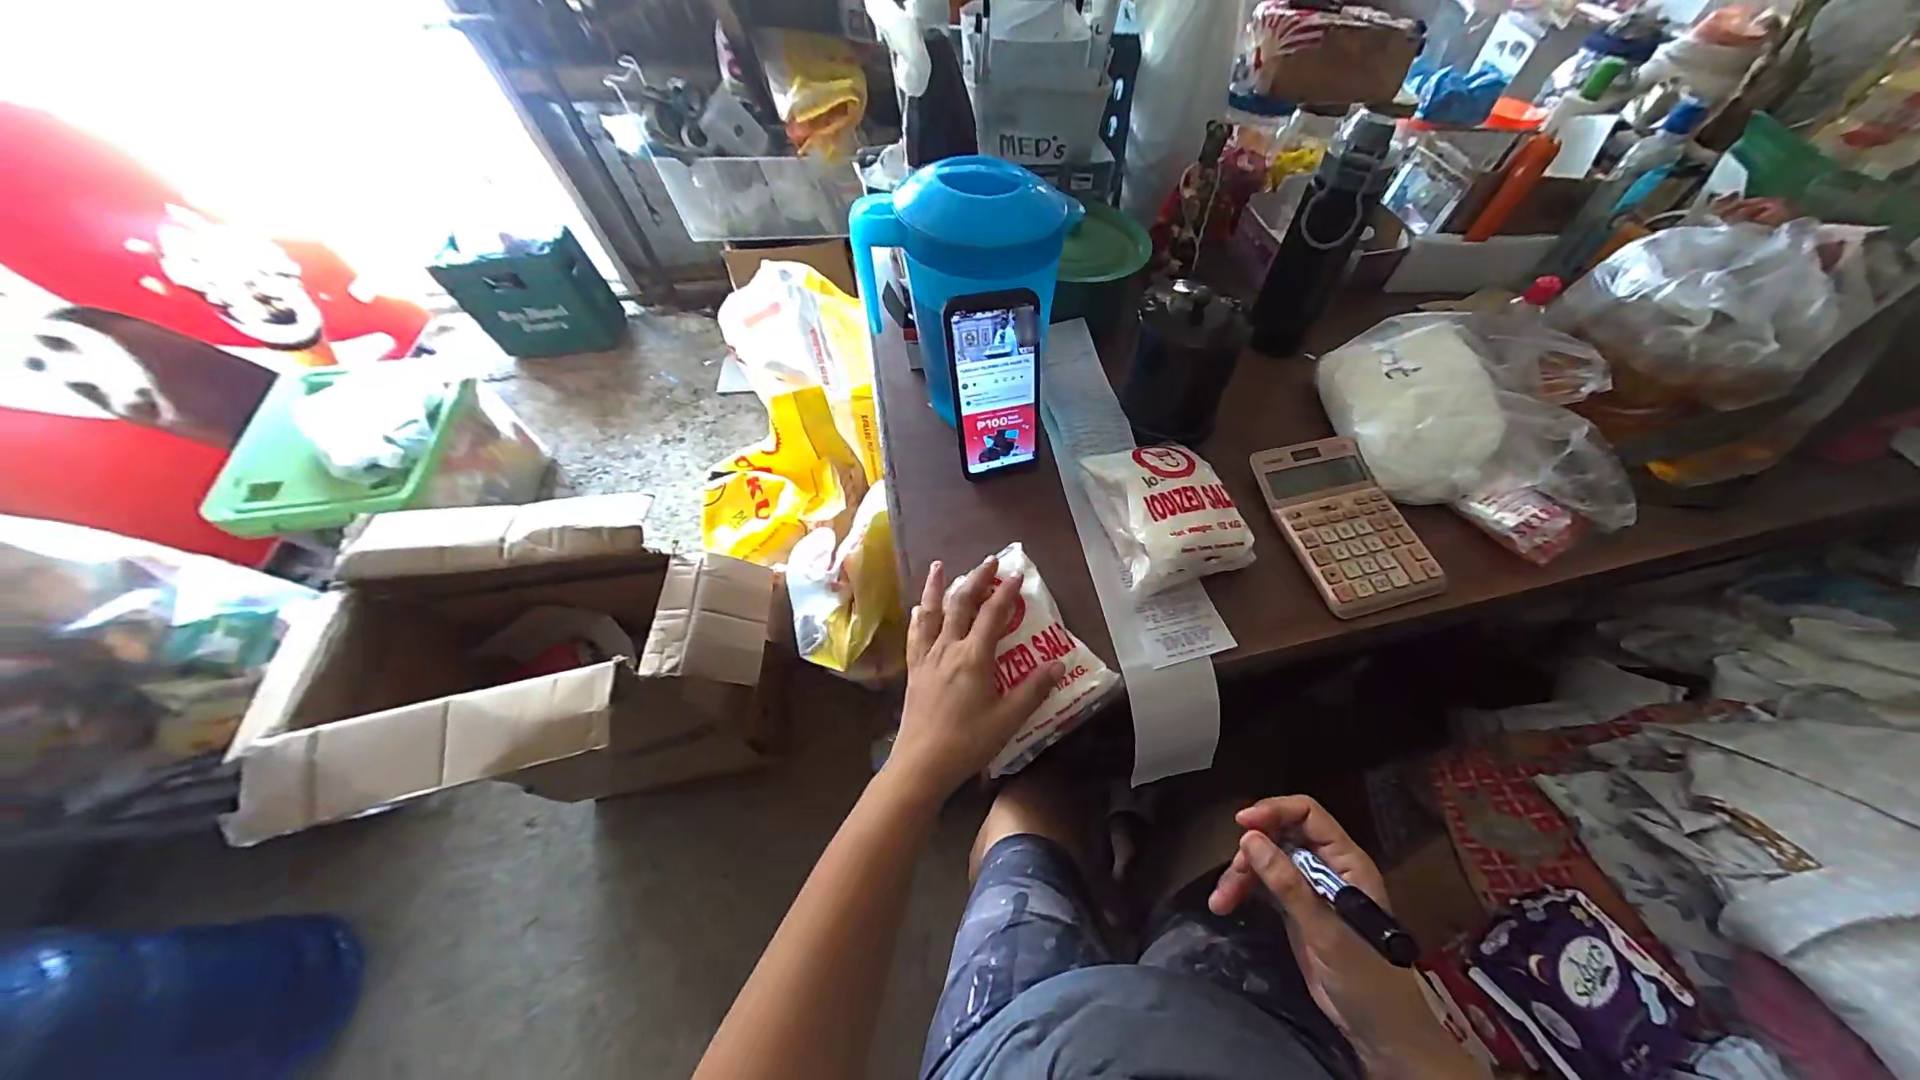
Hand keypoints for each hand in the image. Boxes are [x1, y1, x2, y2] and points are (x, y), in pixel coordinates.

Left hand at [885, 558, 1061, 804]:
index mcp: (974, 657)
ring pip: (932, 613)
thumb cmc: (968, 742)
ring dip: (937, 587)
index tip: (1017, 574)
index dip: (1006, 592)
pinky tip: (918, 609)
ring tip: (940, 566)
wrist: (921, 763)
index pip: (994, 615)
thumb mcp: (1008, 718)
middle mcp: (948, 648)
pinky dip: (919, 617)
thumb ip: (1034, 690)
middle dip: (976, 579)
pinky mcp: (914, 670)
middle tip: (989, 561)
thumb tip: (1059, 664)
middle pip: (961, 604)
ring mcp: (927, 657)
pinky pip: (915, 635)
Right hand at [1209, 796, 1485, 1079]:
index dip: (1274, 811)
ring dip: (1241, 873)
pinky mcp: (1296, 907)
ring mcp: (1311, 886)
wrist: (1382, 1035)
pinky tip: (1225, 903)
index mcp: (1347, 863)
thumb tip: (1250, 839)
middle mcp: (1328, 867)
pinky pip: (1263, 883)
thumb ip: (1289, 884)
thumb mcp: (1327, 931)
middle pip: (1281, 833)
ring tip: (1222, 898)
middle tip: (1233, 871)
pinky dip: (1242, 890)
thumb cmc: (1369, 981)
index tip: (1243, 823)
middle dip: (1251, 848)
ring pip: (1266, 858)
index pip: (1308, 815)